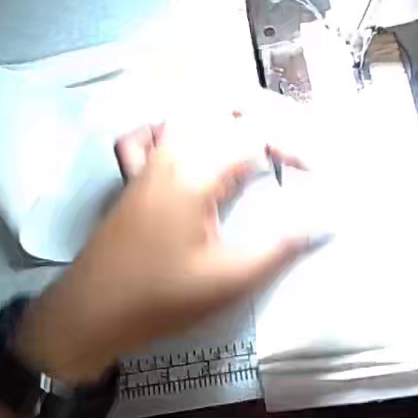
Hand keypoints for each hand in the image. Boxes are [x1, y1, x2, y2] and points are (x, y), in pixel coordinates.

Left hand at [14, 108, 314, 379]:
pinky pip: (151, 133)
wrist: (90, 314)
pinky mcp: (133, 178)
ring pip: (188, 111)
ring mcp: (148, 162)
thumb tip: (328, 222)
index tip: (319, 172)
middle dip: (266, 110)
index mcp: (196, 173)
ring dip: (228, 112)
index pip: (255, 134)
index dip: (294, 145)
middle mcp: (171, 154)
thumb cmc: (163, 297)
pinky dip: (175, 127)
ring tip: (261, 131)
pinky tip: (190, 143)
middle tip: (299, 132)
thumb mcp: (231, 278)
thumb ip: (282, 246)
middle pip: (221, 103)